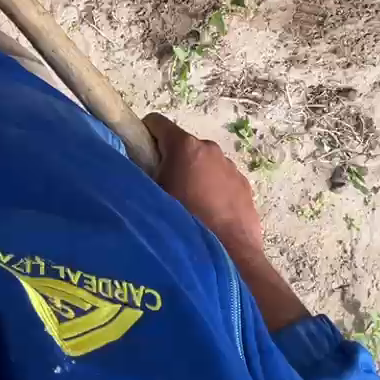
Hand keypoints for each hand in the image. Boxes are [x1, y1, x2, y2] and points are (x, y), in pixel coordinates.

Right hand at [144, 112, 261, 248]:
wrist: (229, 257)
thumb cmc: (183, 222)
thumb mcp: (150, 195)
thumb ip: (141, 173)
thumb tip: (134, 165)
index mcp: (184, 145)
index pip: (155, 122)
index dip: (144, 137)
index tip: (141, 158)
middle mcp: (209, 148)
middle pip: (181, 144)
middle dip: (171, 161)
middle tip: (165, 190)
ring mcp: (231, 167)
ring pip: (203, 163)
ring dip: (194, 176)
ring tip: (190, 208)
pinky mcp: (245, 187)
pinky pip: (222, 180)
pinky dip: (213, 191)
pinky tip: (210, 217)